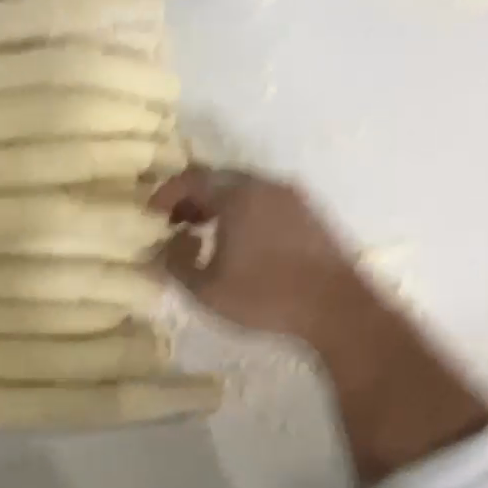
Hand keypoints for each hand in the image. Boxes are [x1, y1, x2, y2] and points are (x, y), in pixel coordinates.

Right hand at [150, 167, 487, 486]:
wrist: (339, 309)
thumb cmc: (264, 296)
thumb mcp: (203, 288)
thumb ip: (174, 262)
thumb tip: (164, 243)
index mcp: (239, 197)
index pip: (192, 178)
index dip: (165, 194)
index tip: (148, 215)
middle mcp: (268, 187)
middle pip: (220, 179)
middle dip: (189, 198)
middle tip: (170, 223)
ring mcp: (294, 199)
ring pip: (244, 189)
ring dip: (216, 206)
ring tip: (198, 234)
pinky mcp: (310, 215)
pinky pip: (264, 202)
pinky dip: (240, 212)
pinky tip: (233, 243)